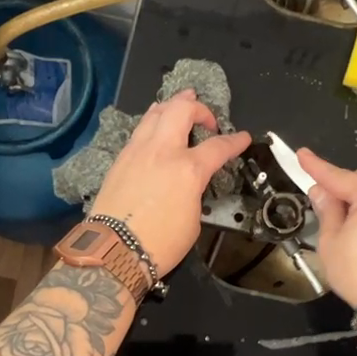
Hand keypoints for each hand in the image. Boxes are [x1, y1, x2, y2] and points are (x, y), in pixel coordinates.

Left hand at [92, 90, 250, 273]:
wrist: (113, 250)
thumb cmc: (160, 243)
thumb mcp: (193, 220)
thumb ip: (194, 191)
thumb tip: (189, 183)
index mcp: (188, 169)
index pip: (218, 147)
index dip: (235, 142)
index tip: (243, 138)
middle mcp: (162, 151)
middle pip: (181, 110)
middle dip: (199, 109)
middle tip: (207, 118)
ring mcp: (138, 151)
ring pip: (155, 113)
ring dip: (172, 105)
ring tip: (181, 104)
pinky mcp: (120, 159)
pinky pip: (140, 130)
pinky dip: (153, 121)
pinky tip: (155, 125)